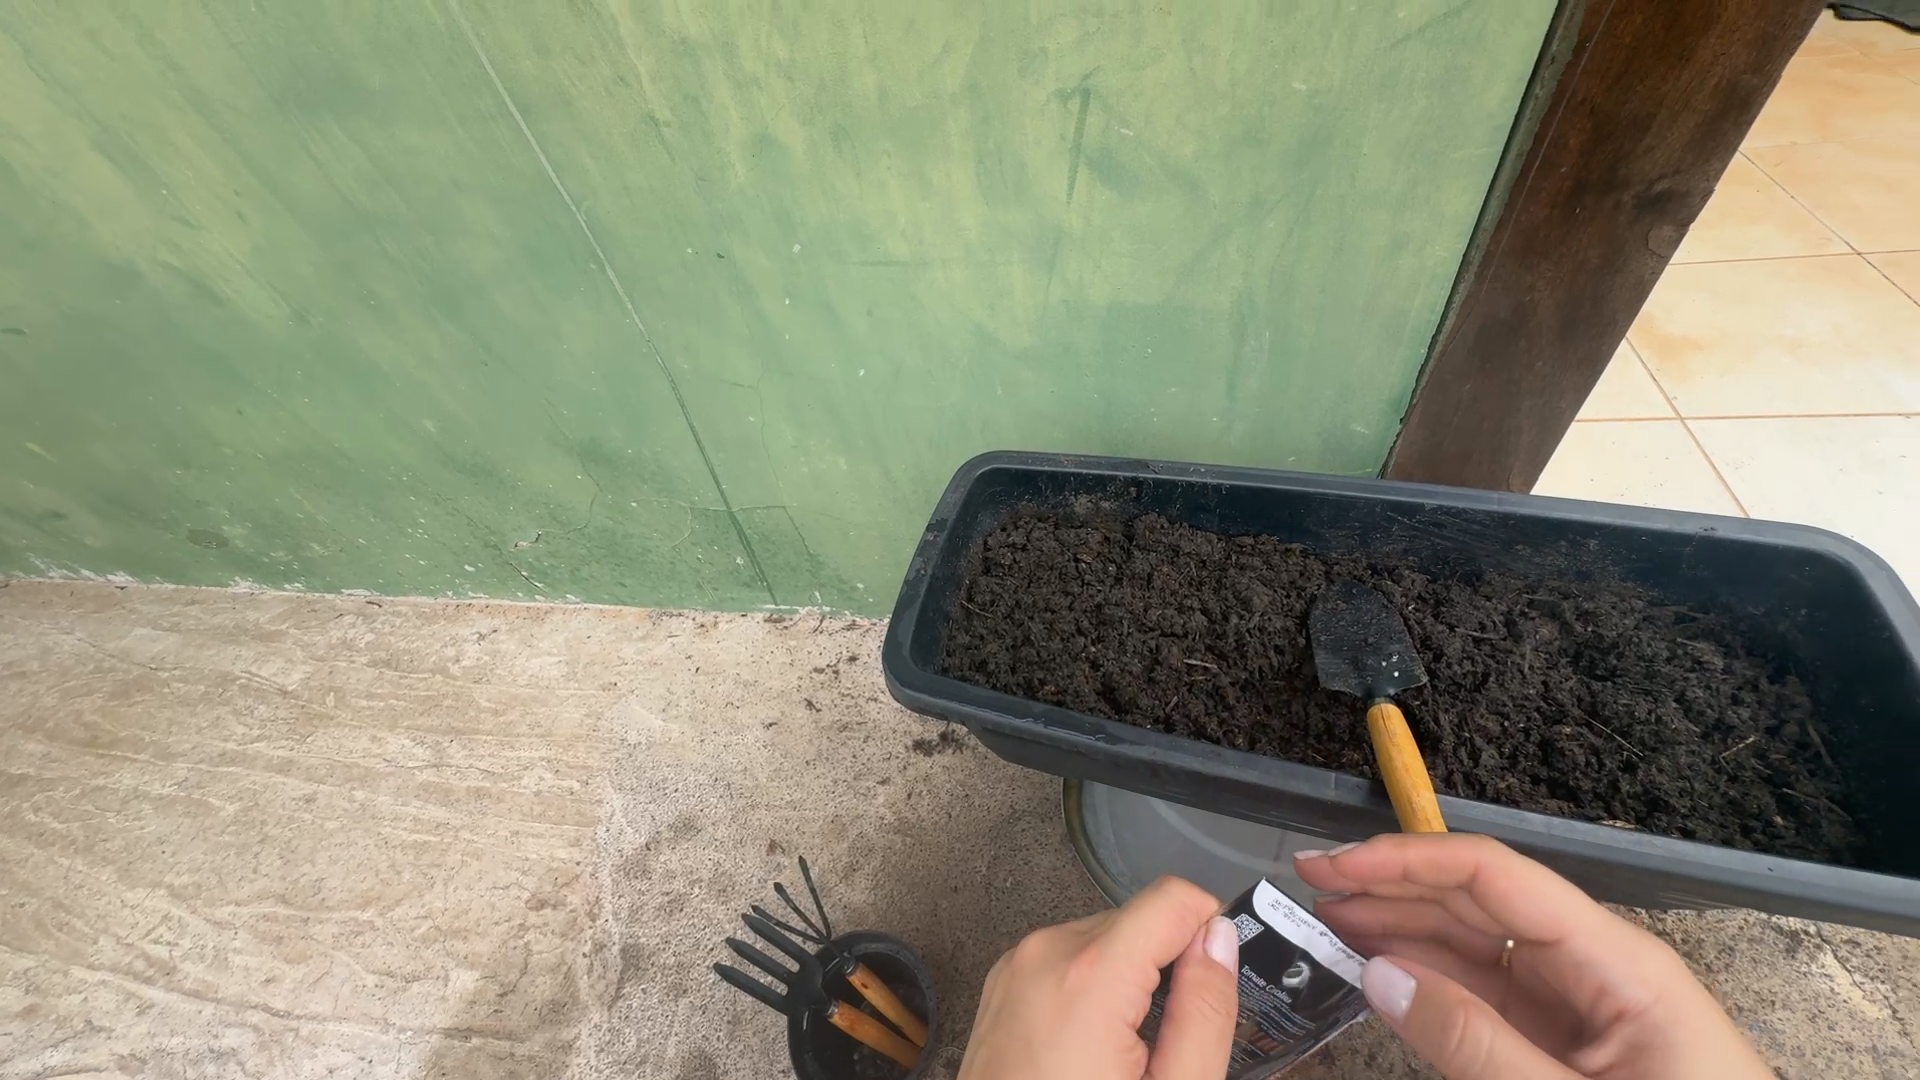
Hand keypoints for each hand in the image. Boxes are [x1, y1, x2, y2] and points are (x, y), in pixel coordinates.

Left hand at [959, 877, 1239, 1079]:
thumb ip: (1203, 1011)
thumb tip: (1219, 938)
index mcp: (1088, 971)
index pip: (1171, 898)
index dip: (1209, 929)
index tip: (1218, 980)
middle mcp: (1046, 949)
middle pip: (1137, 921)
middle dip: (1167, 968)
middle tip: (1167, 1046)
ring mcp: (1017, 962)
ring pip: (1103, 939)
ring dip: (1128, 981)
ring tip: (1124, 1057)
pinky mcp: (1002, 980)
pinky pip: (1066, 958)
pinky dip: (1091, 988)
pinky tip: (1088, 1049)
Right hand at [1294, 834, 1771, 1079]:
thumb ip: (1476, 1044)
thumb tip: (1375, 970)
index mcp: (1614, 958)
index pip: (1491, 874)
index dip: (1405, 858)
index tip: (1336, 866)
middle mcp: (1587, 960)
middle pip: (1470, 896)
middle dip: (1387, 884)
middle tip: (1311, 884)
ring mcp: (1570, 997)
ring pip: (1465, 935)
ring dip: (1393, 921)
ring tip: (1328, 919)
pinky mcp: (1554, 1033)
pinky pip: (1473, 983)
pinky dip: (1418, 969)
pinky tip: (1374, 963)